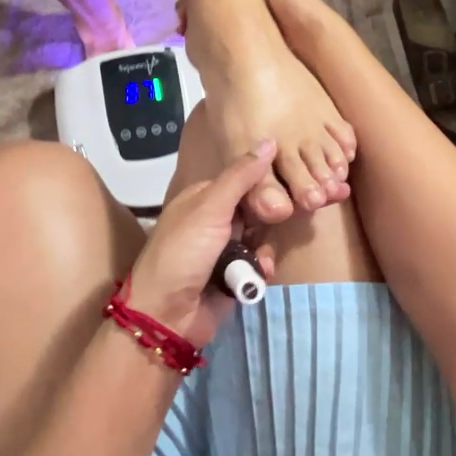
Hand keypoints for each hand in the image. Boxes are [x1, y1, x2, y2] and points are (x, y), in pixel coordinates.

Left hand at [126, 140, 280, 347]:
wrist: (166, 315)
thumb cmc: (183, 252)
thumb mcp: (210, 208)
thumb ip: (240, 176)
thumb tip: (269, 139)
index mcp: (204, 197)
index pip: (244, 179)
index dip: (265, 183)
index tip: (289, 185)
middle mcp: (216, 220)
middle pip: (257, 208)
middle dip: (270, 217)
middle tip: (281, 220)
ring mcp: (225, 249)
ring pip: (262, 237)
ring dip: (263, 248)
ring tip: (257, 259)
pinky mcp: (235, 277)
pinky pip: (259, 265)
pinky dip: (260, 270)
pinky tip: (257, 276)